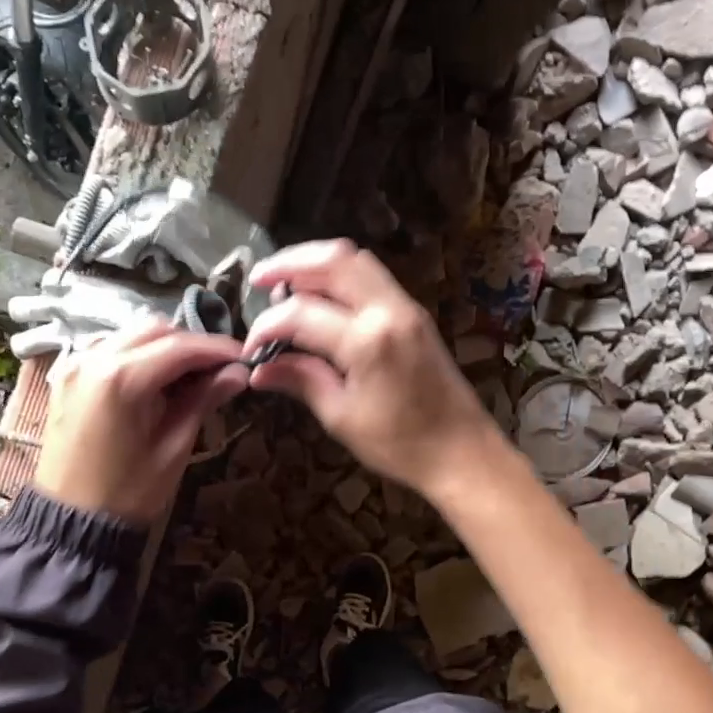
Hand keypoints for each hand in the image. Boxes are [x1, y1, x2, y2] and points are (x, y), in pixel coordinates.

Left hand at [35, 320, 248, 523]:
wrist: (71, 521)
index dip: (216, 349)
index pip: (179, 346)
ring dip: (162, 345)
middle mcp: (93, 359)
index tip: (243, 358)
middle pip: (154, 329)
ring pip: (130, 334)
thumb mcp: (172, 449)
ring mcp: (74, 365)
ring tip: (188, 375)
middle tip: (218, 368)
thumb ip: (202, 401)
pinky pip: (107, 348)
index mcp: (121, 379)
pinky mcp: (66, 377)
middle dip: (190, 344)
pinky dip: (135, 354)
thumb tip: (236, 373)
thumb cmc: (126, 493)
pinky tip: (152, 378)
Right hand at [242, 240, 502, 497]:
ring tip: (285, 283)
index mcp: (367, 340)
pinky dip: (340, 275)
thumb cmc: (400, 444)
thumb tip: (259, 370)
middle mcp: (388, 310)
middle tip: (258, 280)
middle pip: (333, 260)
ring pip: (355, 260)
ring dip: (315, 263)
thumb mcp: (341, 417)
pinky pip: (372, 276)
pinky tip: (320, 296)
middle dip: (289, 263)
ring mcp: (406, 307)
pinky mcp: (414, 314)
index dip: (266, 326)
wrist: (463, 452)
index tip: (249, 349)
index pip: (301, 313)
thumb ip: (300, 381)